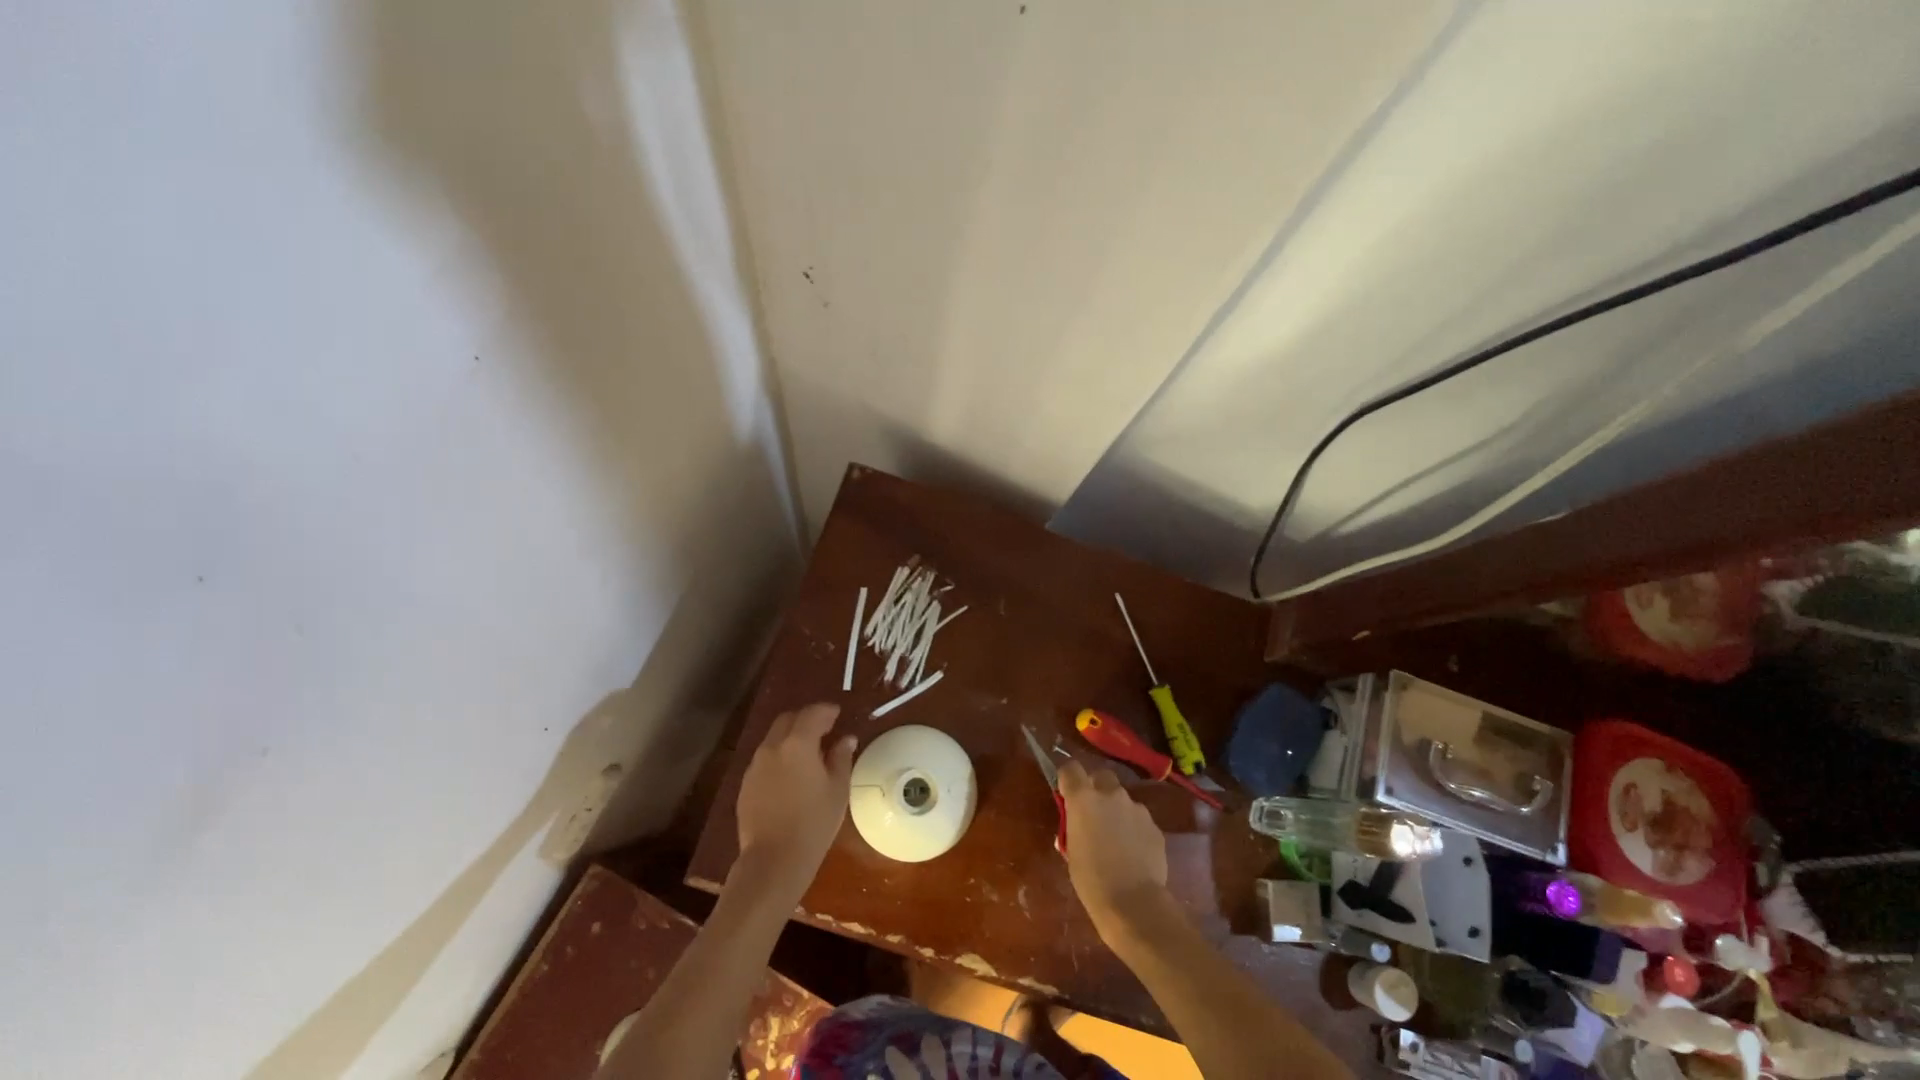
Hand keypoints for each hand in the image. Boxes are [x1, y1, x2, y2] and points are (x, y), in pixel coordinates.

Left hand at [734, 703, 856, 895]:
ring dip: (790, 738)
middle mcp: (772, 747)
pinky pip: (764, 759)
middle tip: (823, 729)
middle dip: (805, 719)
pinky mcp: (745, 784)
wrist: (774, 859)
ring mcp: (754, 766)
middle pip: (787, 720)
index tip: (837, 714)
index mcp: (798, 744)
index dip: (826, 711)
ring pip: (773, 739)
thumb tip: (846, 739)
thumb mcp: (837, 790)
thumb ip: (841, 758)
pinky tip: (790, 775)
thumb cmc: (814, 823)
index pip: (812, 714)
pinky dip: (779, 757)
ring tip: (808, 754)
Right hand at [1058, 761, 1170, 943]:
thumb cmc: (1091, 879)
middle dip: (1097, 788)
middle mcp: (1111, 795)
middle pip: (1102, 776)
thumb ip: (1075, 825)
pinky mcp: (1155, 826)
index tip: (1067, 792)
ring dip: (1117, 811)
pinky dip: (1134, 829)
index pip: (1071, 769)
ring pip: (1123, 800)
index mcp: (1083, 799)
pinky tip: (1133, 853)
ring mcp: (1137, 809)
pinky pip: (1139, 820)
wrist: (1132, 901)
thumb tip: (1079, 821)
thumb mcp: (1071, 850)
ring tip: (1116, 840)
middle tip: (1093, 813)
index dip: (1068, 778)